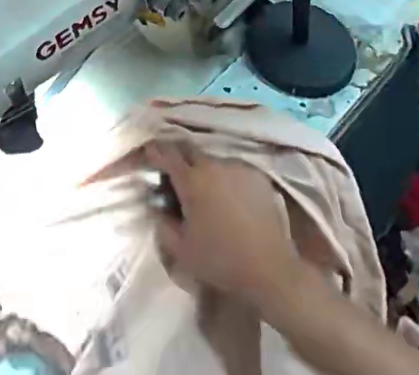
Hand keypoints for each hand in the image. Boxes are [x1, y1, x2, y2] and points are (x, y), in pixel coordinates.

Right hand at [147, 139, 308, 309]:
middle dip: (178, 156)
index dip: (155, 151)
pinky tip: (230, 197)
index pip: (167, 153)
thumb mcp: (181, 250)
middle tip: (174, 171)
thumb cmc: (220, 260)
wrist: (270, 269)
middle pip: (190, 149)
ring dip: (204, 169)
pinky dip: (226, 178)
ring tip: (206, 189)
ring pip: (213, 160)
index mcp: (191, 180)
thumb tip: (156, 206)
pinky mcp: (258, 175)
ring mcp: (238, 167)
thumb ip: (162, 224)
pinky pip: (234, 170)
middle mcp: (213, 165)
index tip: (149, 154)